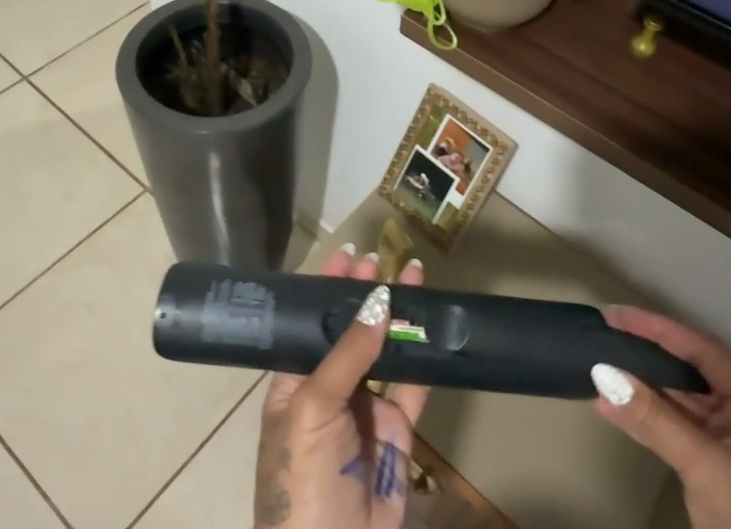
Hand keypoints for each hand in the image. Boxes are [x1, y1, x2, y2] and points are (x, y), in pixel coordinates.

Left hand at [253, 247, 428, 527]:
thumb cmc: (301, 475)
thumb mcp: (311, 409)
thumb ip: (347, 355)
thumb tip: (379, 300)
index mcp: (292, 382)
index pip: (310, 324)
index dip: (326, 289)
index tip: (347, 254)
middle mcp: (328, 388)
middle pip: (350, 331)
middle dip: (365, 295)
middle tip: (383, 257)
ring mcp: (365, 408)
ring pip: (386, 351)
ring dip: (399, 316)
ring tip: (415, 275)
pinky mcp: (398, 429)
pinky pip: (414, 383)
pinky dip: (427, 355)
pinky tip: (438, 323)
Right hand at [592, 307, 730, 528]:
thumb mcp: (703, 468)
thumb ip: (653, 419)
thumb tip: (603, 374)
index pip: (706, 352)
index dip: (660, 329)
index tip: (617, 316)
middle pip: (697, 373)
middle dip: (651, 356)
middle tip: (606, 338)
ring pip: (688, 403)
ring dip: (647, 390)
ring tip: (602, 371)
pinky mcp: (726, 470)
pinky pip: (685, 431)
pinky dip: (653, 421)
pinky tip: (617, 410)